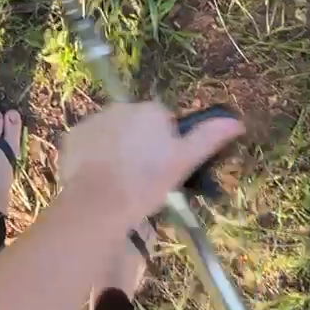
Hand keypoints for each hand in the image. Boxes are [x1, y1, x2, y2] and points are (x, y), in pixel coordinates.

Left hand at [54, 102, 245, 230]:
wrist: (100, 201)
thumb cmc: (147, 182)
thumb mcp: (183, 161)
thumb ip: (208, 137)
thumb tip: (237, 121)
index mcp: (149, 110)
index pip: (161, 121)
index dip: (163, 145)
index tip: (161, 167)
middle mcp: (120, 107)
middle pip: (134, 125)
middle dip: (138, 144)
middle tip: (141, 177)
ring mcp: (93, 121)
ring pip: (110, 133)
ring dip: (115, 149)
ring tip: (119, 180)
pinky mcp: (72, 137)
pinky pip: (88, 143)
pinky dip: (92, 156)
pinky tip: (98, 178)